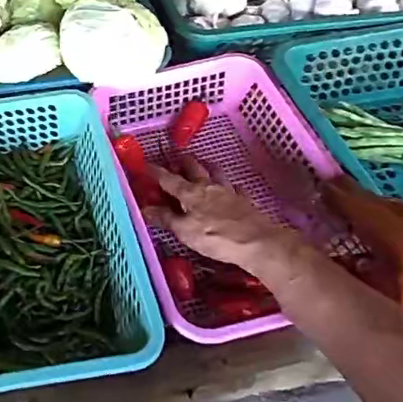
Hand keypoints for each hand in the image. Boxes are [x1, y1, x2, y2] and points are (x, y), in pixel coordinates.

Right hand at [143, 156, 294, 266]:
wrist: (258, 243)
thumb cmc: (216, 237)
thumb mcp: (184, 231)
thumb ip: (165, 218)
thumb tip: (145, 208)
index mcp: (190, 193)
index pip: (168, 179)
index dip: (155, 171)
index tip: (145, 164)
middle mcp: (208, 187)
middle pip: (194, 169)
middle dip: (183, 162)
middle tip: (176, 158)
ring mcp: (229, 193)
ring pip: (216, 173)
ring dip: (207, 167)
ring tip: (203, 163)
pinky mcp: (245, 202)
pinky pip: (236, 188)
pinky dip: (230, 186)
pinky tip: (231, 187)